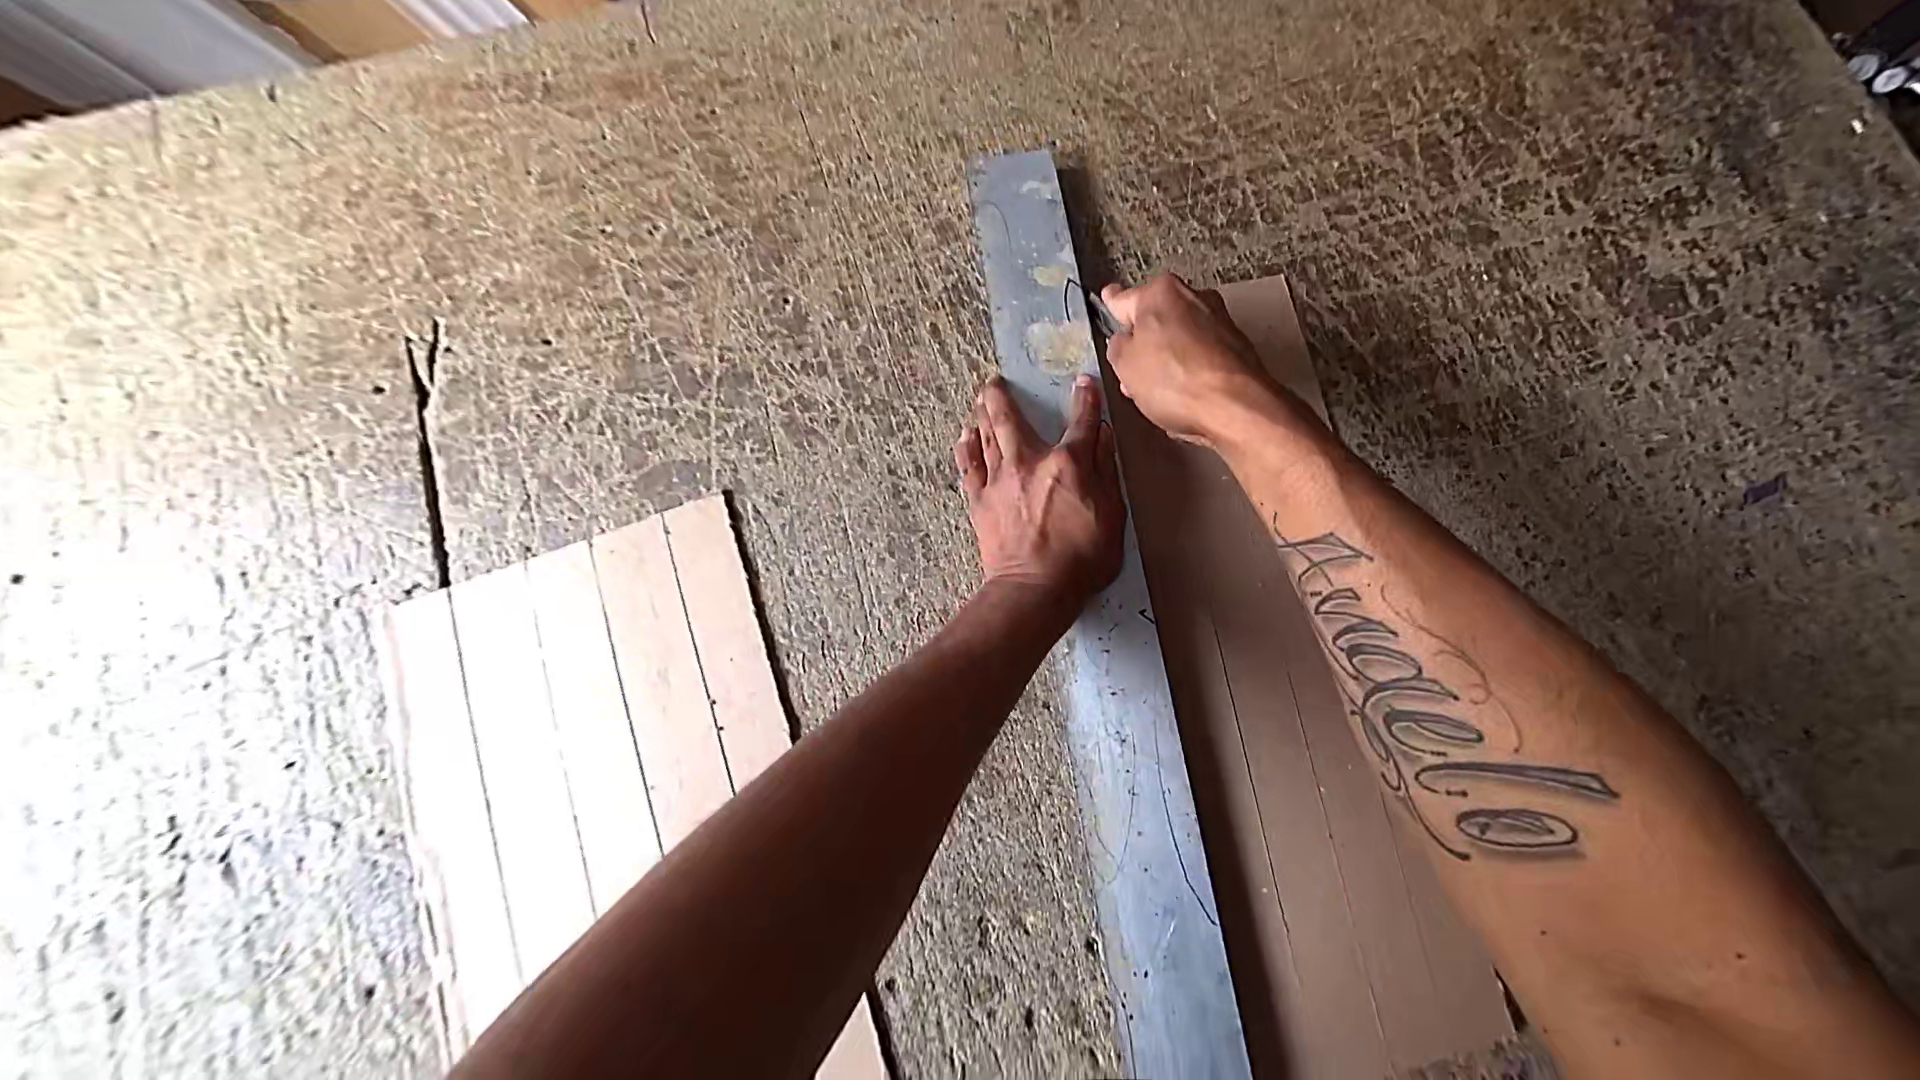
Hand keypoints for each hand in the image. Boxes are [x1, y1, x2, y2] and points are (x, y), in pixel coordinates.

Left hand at [953, 375, 1124, 606]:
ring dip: (982, 413)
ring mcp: (1000, 480)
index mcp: (1067, 464)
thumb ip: (1106, 471)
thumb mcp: (1112, 514)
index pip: (1081, 421)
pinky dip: (966, 448)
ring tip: (979, 398)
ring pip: (987, 436)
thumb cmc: (1080, 559)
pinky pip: (969, 466)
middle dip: (1002, 396)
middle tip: (994, 382)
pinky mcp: (981, 500)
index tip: (1084, 383)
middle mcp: (1029, 462)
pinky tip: (964, 435)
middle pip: (1011, 419)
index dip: (1085, 399)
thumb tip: (1103, 436)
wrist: (1035, 587)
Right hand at [1100, 274, 1279, 448]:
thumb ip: (1116, 346)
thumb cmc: (1181, 382)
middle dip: (1143, 347)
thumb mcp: (1123, 365)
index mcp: (1161, 293)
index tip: (1110, 298)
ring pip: (1178, 341)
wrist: (1233, 407)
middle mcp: (1194, 299)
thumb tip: (1122, 344)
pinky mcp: (1235, 348)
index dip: (1113, 304)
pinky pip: (1199, 359)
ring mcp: (1218, 322)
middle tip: (1131, 373)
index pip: (1125, 298)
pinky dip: (1189, 375)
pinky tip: (1183, 396)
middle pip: (1155, 322)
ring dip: (1166, 364)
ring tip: (1159, 393)